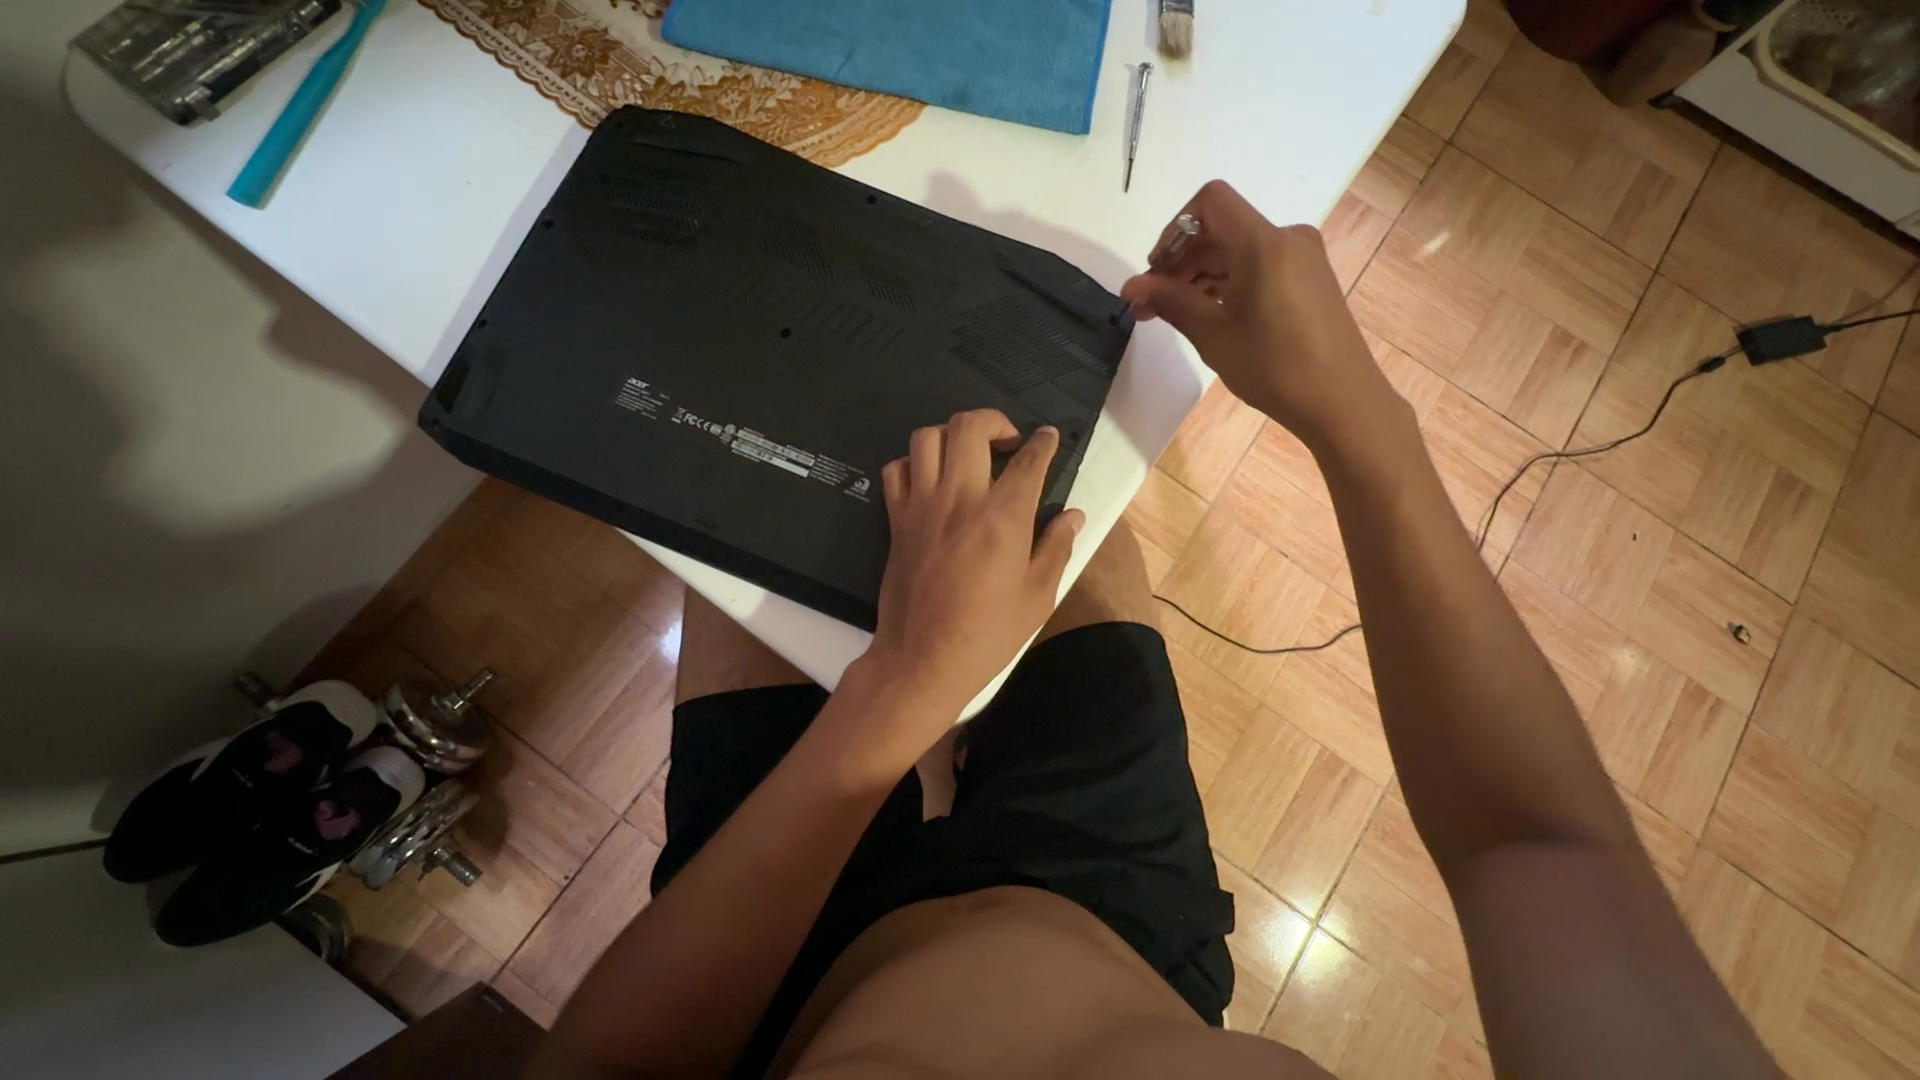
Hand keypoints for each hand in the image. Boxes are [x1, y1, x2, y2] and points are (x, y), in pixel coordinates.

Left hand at [854, 410, 1083, 750]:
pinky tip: (930, 480)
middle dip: (995, 421)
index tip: (1048, 437)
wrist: (922, 660)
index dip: (1043, 441)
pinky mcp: (896, 520)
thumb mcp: (1038, 597)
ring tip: (968, 455)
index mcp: (1004, 516)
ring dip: (951, 435)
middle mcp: (961, 498)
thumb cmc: (988, 634)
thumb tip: (1072, 515)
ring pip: (927, 437)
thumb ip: (1056, 548)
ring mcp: (922, 505)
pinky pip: (896, 470)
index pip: (1029, 460)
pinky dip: (913, 463)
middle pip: (970, 427)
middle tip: (1008, 441)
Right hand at [1120, 180, 1402, 450]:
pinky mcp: (1308, 279)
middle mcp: (1286, 238)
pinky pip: (1257, 267)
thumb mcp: (1212, 334)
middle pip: (1221, 229)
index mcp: (1264, 243)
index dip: (1174, 230)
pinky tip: (1208, 315)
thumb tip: (1130, 286)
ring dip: (1200, 276)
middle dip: (1180, 261)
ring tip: (1172, 316)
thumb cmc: (1274, 366)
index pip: (1210, 202)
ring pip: (1237, 250)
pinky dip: (1227, 284)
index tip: (1155, 272)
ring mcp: (1301, 258)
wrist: (1341, 401)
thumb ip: (1170, 301)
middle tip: (1149, 306)